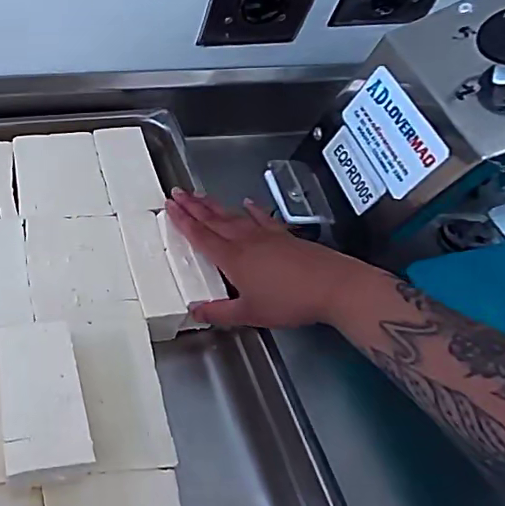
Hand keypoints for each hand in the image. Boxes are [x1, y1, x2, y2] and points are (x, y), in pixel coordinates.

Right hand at [164, 189, 380, 330]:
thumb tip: (194, 312)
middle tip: (177, 192)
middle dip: (192, 205)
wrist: (335, 286)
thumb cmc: (290, 301)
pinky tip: (246, 203)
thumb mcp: (251, 314)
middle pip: (212, 219)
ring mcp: (265, 235)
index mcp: (230, 257)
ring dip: (213, 204)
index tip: (169, 205)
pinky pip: (262, 218)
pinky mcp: (284, 236)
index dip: (182, 220)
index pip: (199, 235)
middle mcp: (244, 241)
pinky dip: (252, 210)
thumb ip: (220, 313)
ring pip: (232, 215)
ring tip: (199, 194)